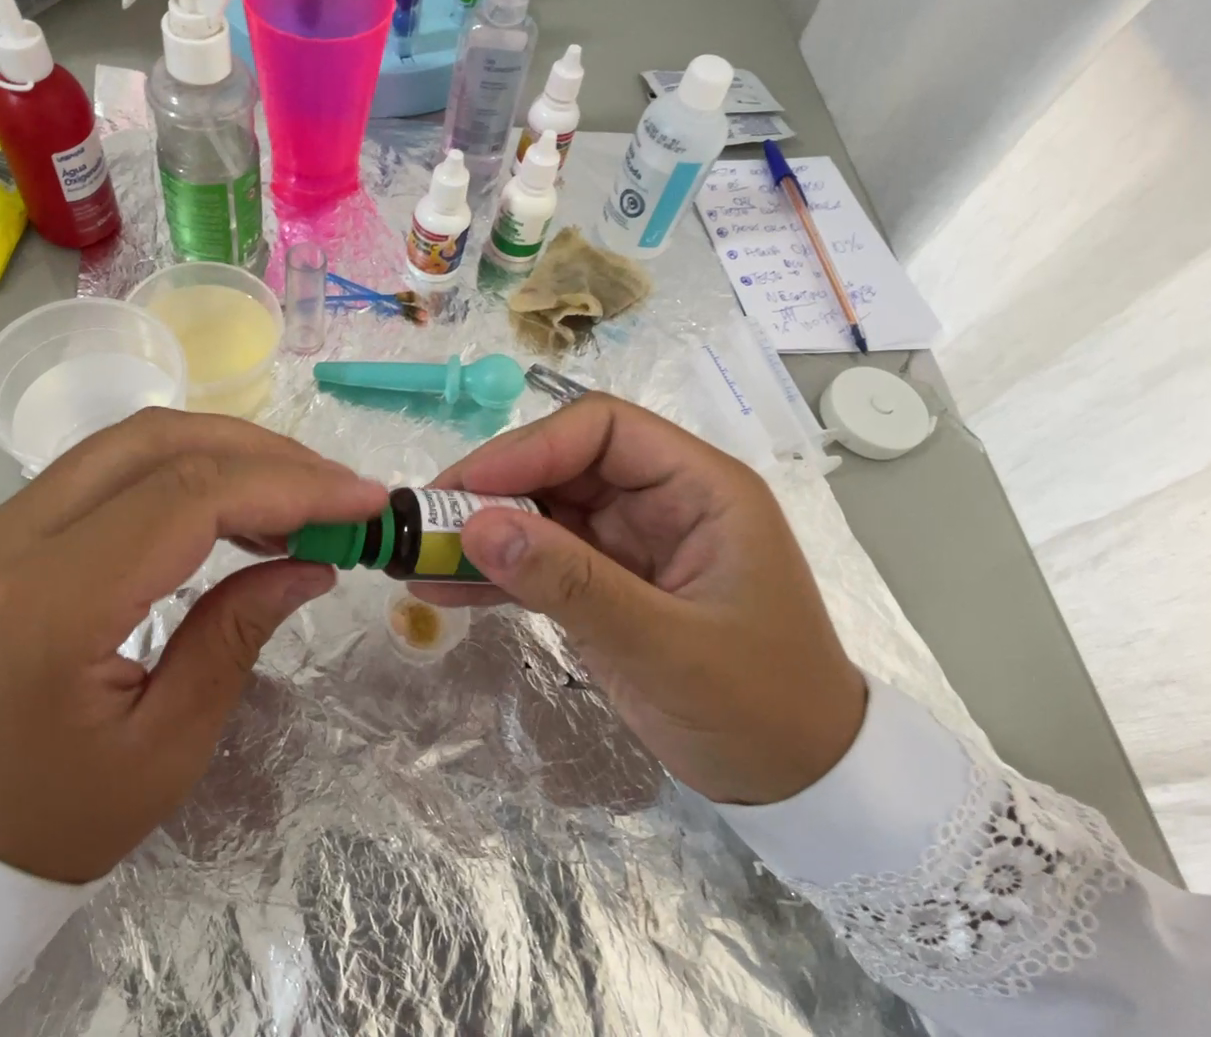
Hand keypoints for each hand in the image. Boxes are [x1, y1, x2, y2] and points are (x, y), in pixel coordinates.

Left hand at [0, 410, 385, 882]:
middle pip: (152, 445)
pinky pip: (96, 477)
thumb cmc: (52, 821)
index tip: (362, 499)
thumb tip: (310, 563)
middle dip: (261, 453)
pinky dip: (175, 477)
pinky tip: (226, 511)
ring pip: (122, 446)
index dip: (287, 485)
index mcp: (46, 610)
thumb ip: (236, 635)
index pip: (183, 500)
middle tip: (335, 489)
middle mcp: (1, 545)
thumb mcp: (167, 746)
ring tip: (294, 498)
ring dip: (221, 455)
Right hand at [415, 393, 864, 805]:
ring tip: (414, 558)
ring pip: (543, 516)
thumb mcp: (664, 644)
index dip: (527, 449)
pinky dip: (497, 574)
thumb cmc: (757, 706)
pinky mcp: (608, 589)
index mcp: (700, 489)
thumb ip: (572, 582)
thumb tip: (477, 526)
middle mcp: (662, 504)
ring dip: (482, 534)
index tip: (462, 491)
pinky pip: (543, 565)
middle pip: (562, 468)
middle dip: (490, 492)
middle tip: (421, 525)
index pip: (602, 430)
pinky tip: (443, 588)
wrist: (796, 780)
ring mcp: (632, 547)